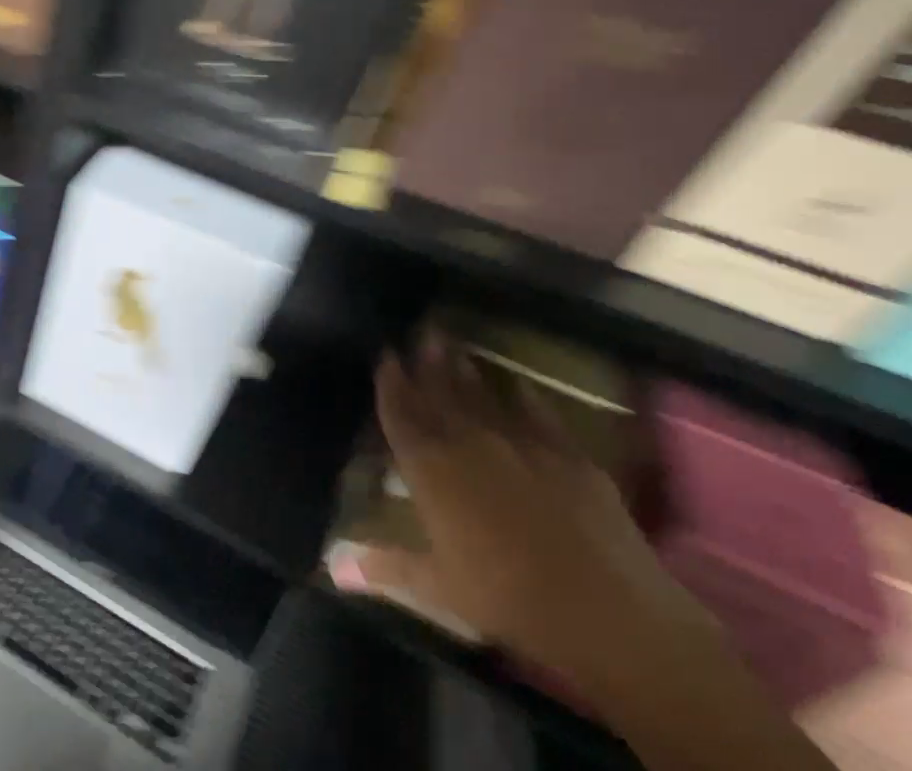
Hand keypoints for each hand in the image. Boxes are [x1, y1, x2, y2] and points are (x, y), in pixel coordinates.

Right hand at [370, 334, 712, 696]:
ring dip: (465, 372)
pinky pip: (538, 415)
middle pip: (441, 395)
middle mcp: (470, 445)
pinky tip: (515, 383)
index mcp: (430, 471)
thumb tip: (334, 569)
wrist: (605, 607)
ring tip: (453, 345)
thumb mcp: (436, 586)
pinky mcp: (569, 457)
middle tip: (420, 331)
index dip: (391, 385)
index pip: (402, 417)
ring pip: (484, 398)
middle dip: (427, 363)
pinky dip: (523, 397)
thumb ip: (384, 565)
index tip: (384, 355)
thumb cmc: (505, 597)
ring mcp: (523, 446)